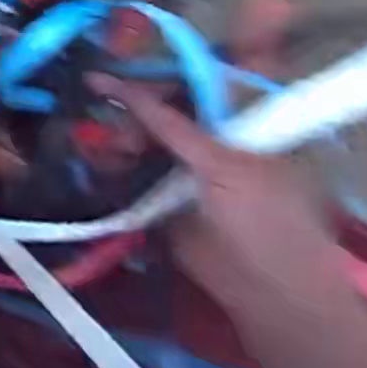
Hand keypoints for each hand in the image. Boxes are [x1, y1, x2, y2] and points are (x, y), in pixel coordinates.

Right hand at [92, 77, 345, 304]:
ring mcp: (181, 169)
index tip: (115, 71)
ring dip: (116, 137)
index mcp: (240, 130)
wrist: (268, 296)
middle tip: (112, 118)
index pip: (192, 86)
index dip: (155, 76)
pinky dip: (106, 161)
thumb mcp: (222, 165)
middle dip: (130, 109)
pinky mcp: (155, 193)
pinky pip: (122, 164)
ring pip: (135, 135)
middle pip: (157, 109)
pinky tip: (98, 164)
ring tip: (110, 151)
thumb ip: (169, 122)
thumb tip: (115, 80)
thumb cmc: (265, 225)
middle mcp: (209, 143)